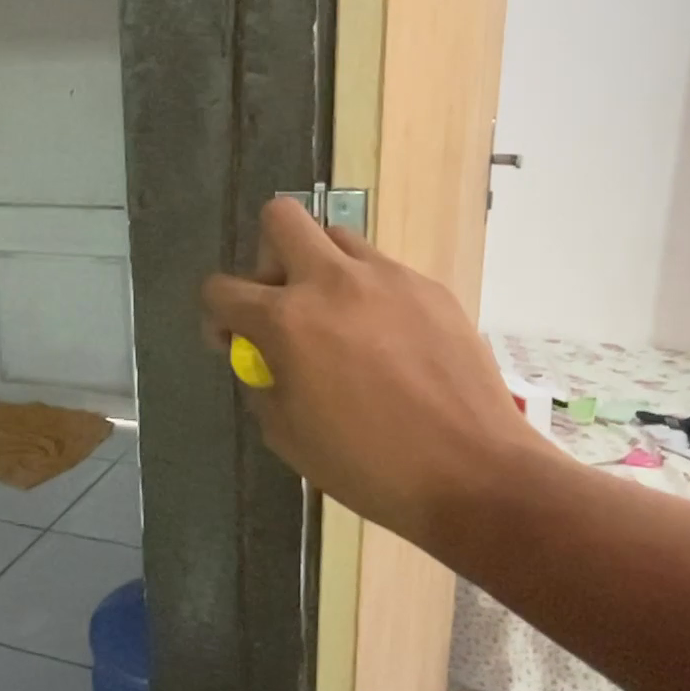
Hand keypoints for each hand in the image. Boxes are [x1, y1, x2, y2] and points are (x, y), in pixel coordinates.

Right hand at [200, 198, 549, 541]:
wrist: (472, 472)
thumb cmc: (368, 467)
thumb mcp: (288, 435)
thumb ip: (263, 381)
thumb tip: (264, 357)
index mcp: (288, 321)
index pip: (222, 289)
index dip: (217, 315)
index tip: (234, 341)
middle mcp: (333, 281)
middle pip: (281, 217)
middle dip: (268, 257)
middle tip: (285, 306)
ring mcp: (388, 278)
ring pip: (337, 238)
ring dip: (322, 270)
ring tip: (341, 322)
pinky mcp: (430, 288)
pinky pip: (384, 272)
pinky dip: (370, 295)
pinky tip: (391, 345)